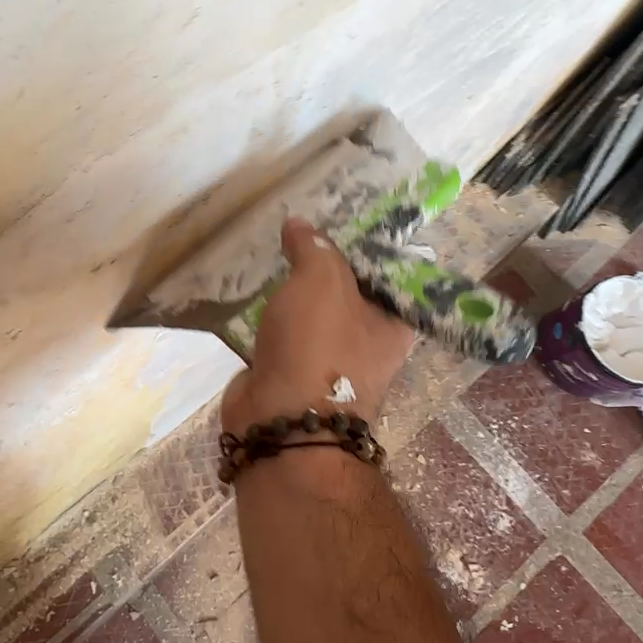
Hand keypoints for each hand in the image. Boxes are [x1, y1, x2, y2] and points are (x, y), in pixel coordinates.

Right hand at [220, 217, 416, 435]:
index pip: (387, 274)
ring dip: (290, 292)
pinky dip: (268, 317)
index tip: (335, 220)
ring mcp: (328, 363)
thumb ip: (314, 247)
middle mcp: (367, 345)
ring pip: (311, 314)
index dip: (363, 246)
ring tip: (269, 256)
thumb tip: (299, 224)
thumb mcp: (323, 280)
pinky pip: (282, 334)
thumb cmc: (318, 347)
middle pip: (345, 292)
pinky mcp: (292, 374)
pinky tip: (250, 293)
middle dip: (319, 266)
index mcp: (392, 324)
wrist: (280, 422)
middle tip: (294, 234)